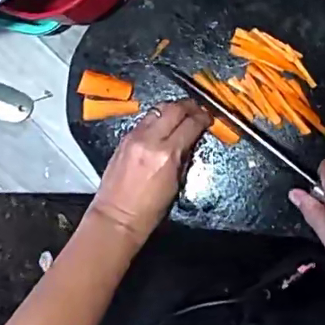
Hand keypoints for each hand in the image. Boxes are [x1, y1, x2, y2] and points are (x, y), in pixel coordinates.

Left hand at [85, 100, 209, 247]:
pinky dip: (158, 117)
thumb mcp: (177, 184)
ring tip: (182, 112)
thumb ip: (184, 156)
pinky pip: (145, 119)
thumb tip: (191, 139)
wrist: (115, 218)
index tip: (208, 118)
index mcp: (167, 155)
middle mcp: (150, 140)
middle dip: (190, 106)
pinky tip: (163, 123)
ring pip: (158, 109)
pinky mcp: (124, 138)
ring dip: (173, 108)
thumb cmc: (149, 211)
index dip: (203, 118)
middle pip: (174, 108)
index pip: (190, 124)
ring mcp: (134, 136)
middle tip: (198, 110)